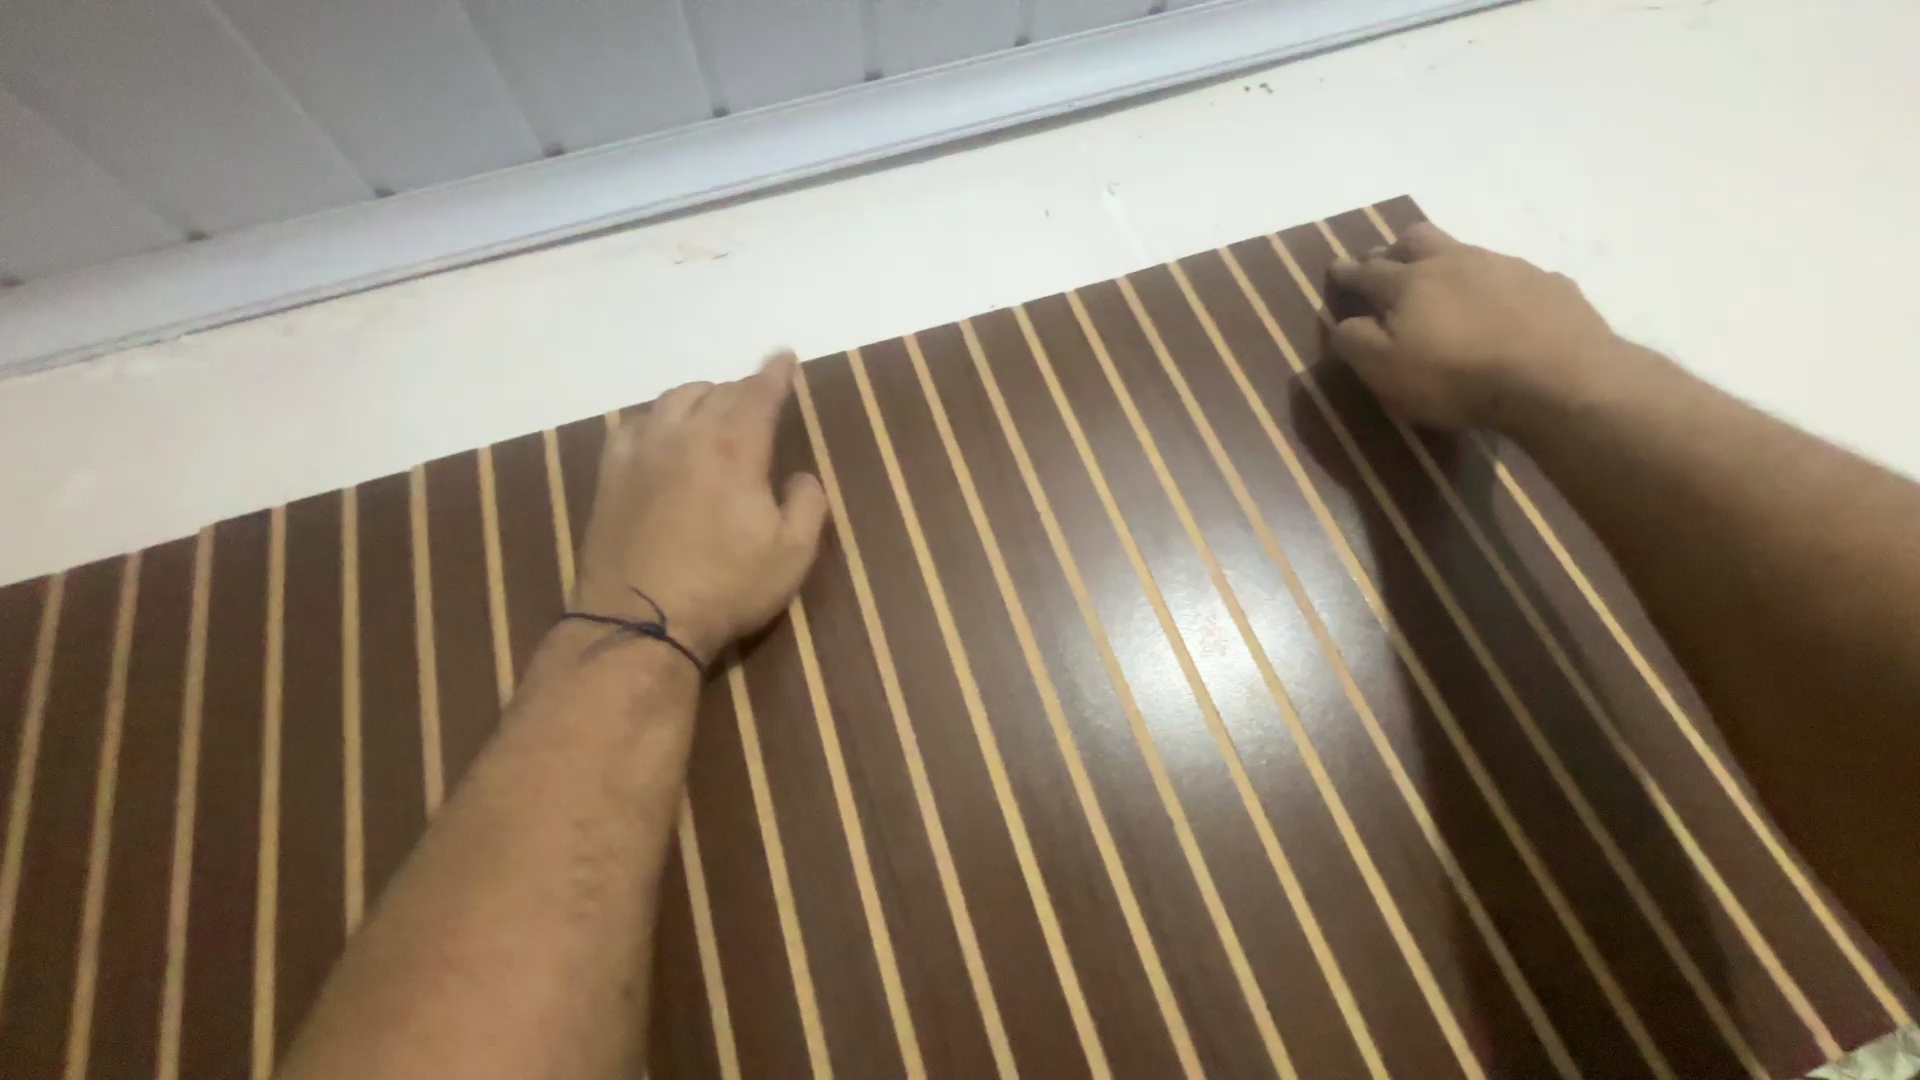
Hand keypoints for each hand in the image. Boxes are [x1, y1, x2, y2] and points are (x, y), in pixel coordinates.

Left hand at [571, 351, 828, 664]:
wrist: (639, 621)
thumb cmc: (726, 587)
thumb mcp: (792, 554)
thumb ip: (808, 505)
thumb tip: (802, 477)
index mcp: (734, 448)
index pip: (759, 392)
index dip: (776, 372)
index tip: (784, 356)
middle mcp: (685, 435)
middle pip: (717, 391)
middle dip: (743, 390)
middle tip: (758, 402)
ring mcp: (641, 451)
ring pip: (673, 400)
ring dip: (701, 397)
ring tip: (713, 412)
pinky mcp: (610, 474)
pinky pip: (635, 424)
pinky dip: (659, 419)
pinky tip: (662, 435)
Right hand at [1328, 223, 1620, 430]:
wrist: (1558, 379)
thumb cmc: (1454, 377)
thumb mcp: (1383, 369)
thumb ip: (1354, 340)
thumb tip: (1344, 322)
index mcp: (1409, 282)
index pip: (1367, 270)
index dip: (1347, 271)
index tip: (1336, 268)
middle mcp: (1455, 261)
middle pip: (1417, 238)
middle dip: (1394, 248)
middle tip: (1385, 263)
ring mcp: (1507, 267)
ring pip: (1464, 251)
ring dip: (1444, 263)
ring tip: (1442, 287)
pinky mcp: (1547, 283)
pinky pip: (1508, 275)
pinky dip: (1490, 286)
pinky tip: (1496, 310)